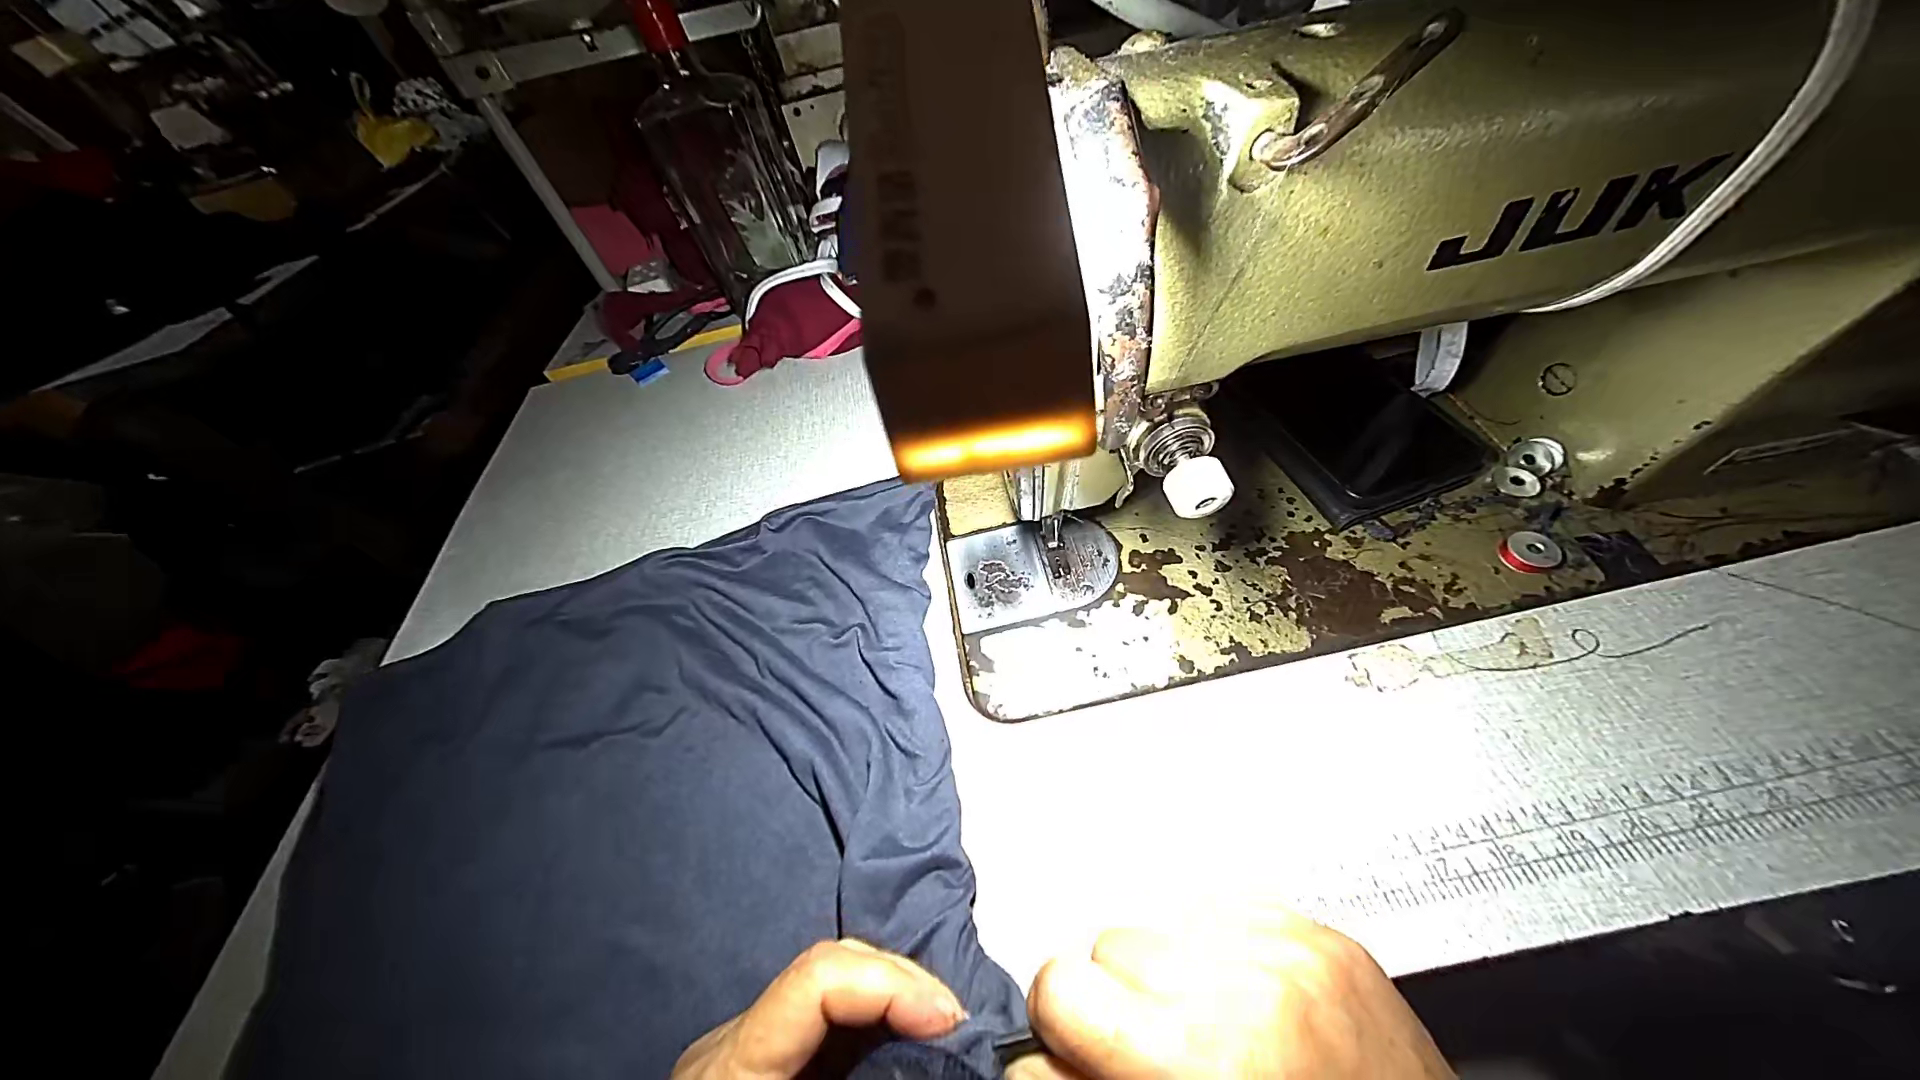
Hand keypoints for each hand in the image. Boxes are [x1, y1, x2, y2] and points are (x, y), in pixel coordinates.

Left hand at [671, 939, 969, 1079]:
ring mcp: (747, 1047)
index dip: (890, 983)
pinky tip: (908, 1044)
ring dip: (898, 999)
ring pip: (835, 986)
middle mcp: (736, 1042)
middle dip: (906, 985)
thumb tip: (941, 1068)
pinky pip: (828, 1020)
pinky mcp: (762, 1062)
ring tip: (943, 1032)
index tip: (948, 1021)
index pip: (815, 980)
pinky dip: (877, 1023)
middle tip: (958, 1030)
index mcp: (730, 1070)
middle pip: (833, 966)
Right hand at [1011, 910, 1453, 1079]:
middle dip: (1110, 1008)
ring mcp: (1284, 951)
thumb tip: (1035, 1059)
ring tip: (1206, 1031)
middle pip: (1100, 953)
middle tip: (1153, 1054)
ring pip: (1148, 928)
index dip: (1056, 1037)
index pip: (1059, 995)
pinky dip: (1207, 957)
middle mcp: (1248, 992)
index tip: (1070, 1055)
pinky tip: (1240, 1006)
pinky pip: (1206, 914)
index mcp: (1211, 1064)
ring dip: (1160, 978)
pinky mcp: (1309, 930)